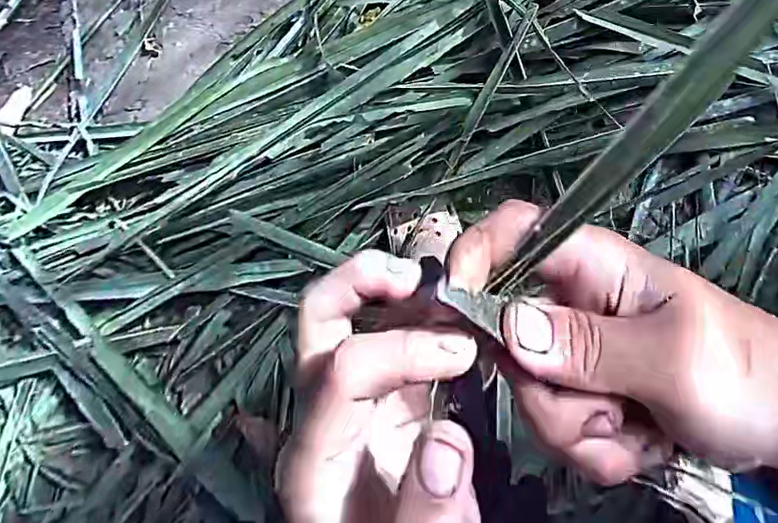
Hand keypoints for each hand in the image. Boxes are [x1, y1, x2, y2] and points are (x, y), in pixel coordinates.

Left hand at [279, 250, 484, 522]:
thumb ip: (428, 511)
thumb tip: (443, 442)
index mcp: (313, 459)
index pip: (344, 368)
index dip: (407, 349)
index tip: (464, 355)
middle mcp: (321, 415)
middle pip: (320, 315)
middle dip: (367, 279)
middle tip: (422, 279)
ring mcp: (351, 398)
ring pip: (352, 308)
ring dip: (398, 282)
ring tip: (449, 288)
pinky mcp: (385, 392)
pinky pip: (396, 327)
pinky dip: (425, 304)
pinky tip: (458, 309)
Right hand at [446, 201, 777, 483]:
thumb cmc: (740, 365)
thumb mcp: (669, 356)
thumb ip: (590, 345)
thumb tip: (508, 327)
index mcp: (594, 260)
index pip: (517, 230)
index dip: (476, 252)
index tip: (457, 305)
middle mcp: (574, 296)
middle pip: (508, 332)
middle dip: (551, 392)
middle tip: (610, 407)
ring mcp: (577, 346)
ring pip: (530, 391)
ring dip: (582, 428)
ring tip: (641, 426)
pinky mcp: (585, 387)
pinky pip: (555, 425)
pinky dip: (595, 448)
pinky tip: (642, 441)